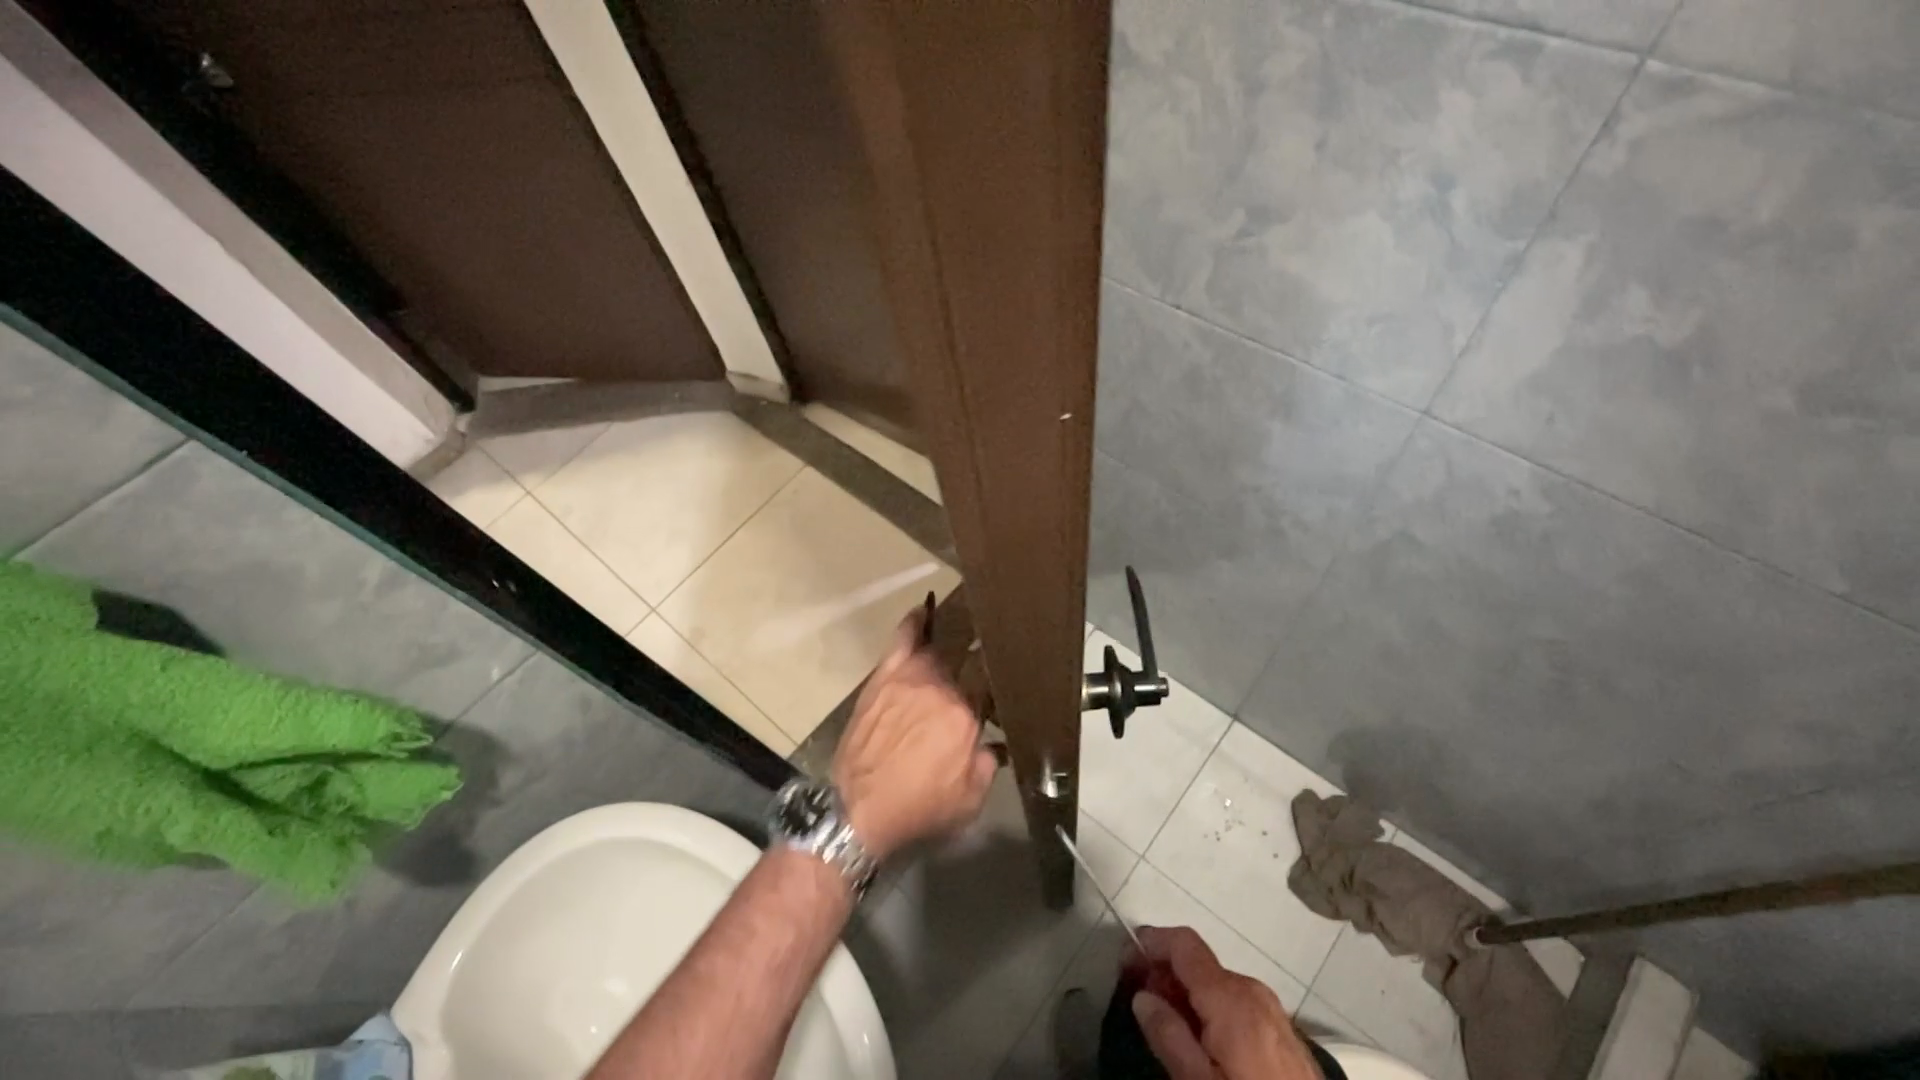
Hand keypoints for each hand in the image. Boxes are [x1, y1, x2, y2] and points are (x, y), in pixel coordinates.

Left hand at [833, 606, 997, 860]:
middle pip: (968, 659)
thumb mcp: (969, 800)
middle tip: (988, 653)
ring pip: (938, 647)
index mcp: (967, 715)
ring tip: (965, 625)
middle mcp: (941, 688)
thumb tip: (992, 744)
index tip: (1007, 678)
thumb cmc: (917, 809)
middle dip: (980, 655)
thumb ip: (988, 765)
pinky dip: (914, 622)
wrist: (858, 810)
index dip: (999, 680)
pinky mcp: (883, 677)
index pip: (991, 683)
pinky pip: (902, 639)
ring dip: (954, 637)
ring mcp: (909, 678)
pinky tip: (924, 611)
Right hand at [1127, 926, 1324, 1079]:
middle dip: (1164, 973)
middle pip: (1198, 964)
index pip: (1183, 943)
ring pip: (1216, 984)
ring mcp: (1272, 1009)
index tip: (1124, 962)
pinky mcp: (1282, 1030)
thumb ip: (1167, 1035)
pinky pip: (1236, 1002)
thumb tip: (1142, 996)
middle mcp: (1252, 990)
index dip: (1150, 942)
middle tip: (1139, 1001)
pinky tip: (1201, 1039)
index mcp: (1229, 997)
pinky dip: (1209, 1007)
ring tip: (1166, 1025)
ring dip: (1186, 993)